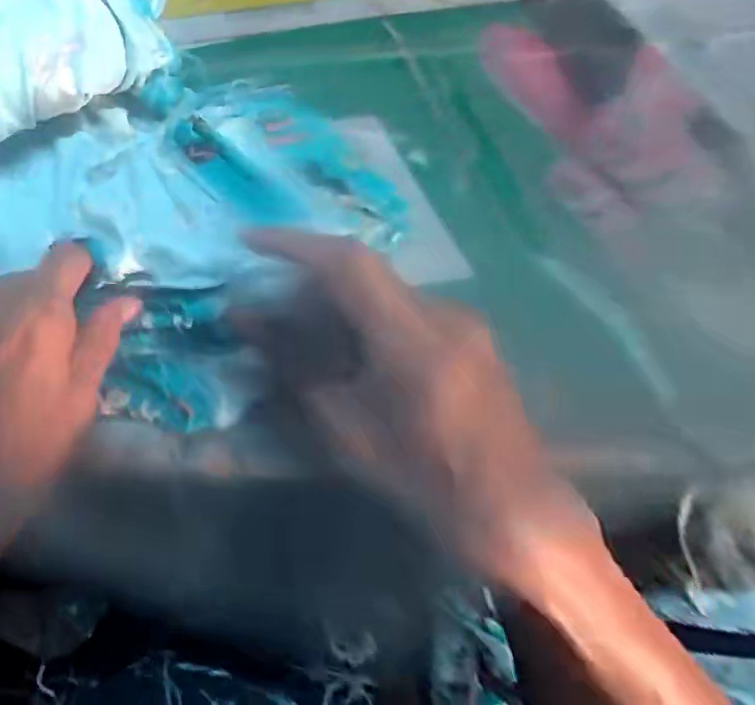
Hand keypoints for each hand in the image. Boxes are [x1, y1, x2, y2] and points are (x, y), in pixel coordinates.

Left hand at [0, 244, 138, 654]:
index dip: (82, 269)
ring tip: (8, 342)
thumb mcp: (79, 405)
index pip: (67, 256)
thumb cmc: (28, 457)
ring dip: (7, 301)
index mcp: (42, 316)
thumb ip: (100, 342)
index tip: (85, 292)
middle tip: (48, 343)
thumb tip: (127, 298)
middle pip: (30, 275)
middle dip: (47, 298)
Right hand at [242, 229, 596, 586]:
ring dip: (332, 297)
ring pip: (378, 288)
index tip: (248, 240)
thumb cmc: (420, 474)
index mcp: (413, 337)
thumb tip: (240, 316)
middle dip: (305, 276)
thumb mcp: (340, 421)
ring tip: (298, 327)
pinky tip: (343, 347)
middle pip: (359, 272)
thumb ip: (288, 359)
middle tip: (267, 300)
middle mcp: (443, 315)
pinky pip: (398, 306)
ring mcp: (461, 323)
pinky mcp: (467, 336)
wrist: (515, 514)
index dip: (293, 243)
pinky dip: (360, 313)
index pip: (347, 262)